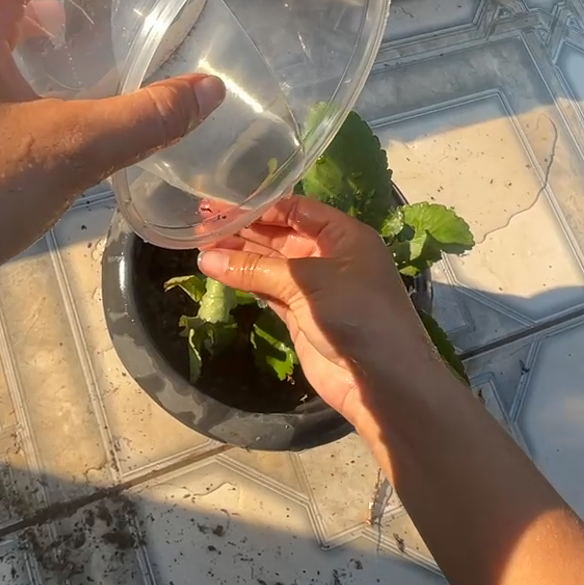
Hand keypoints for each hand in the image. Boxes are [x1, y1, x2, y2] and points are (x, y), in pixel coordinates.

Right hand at [197, 197, 450, 434]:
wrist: (382, 381)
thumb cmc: (356, 315)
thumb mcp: (307, 282)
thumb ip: (257, 268)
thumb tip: (206, 257)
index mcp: (344, 236)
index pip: (297, 210)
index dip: (261, 206)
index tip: (223, 202)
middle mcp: (330, 257)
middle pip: (281, 236)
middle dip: (245, 230)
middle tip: (202, 223)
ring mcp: (316, 289)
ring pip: (272, 265)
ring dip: (241, 256)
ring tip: (201, 246)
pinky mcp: (302, 317)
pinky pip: (269, 291)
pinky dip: (246, 282)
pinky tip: (218, 272)